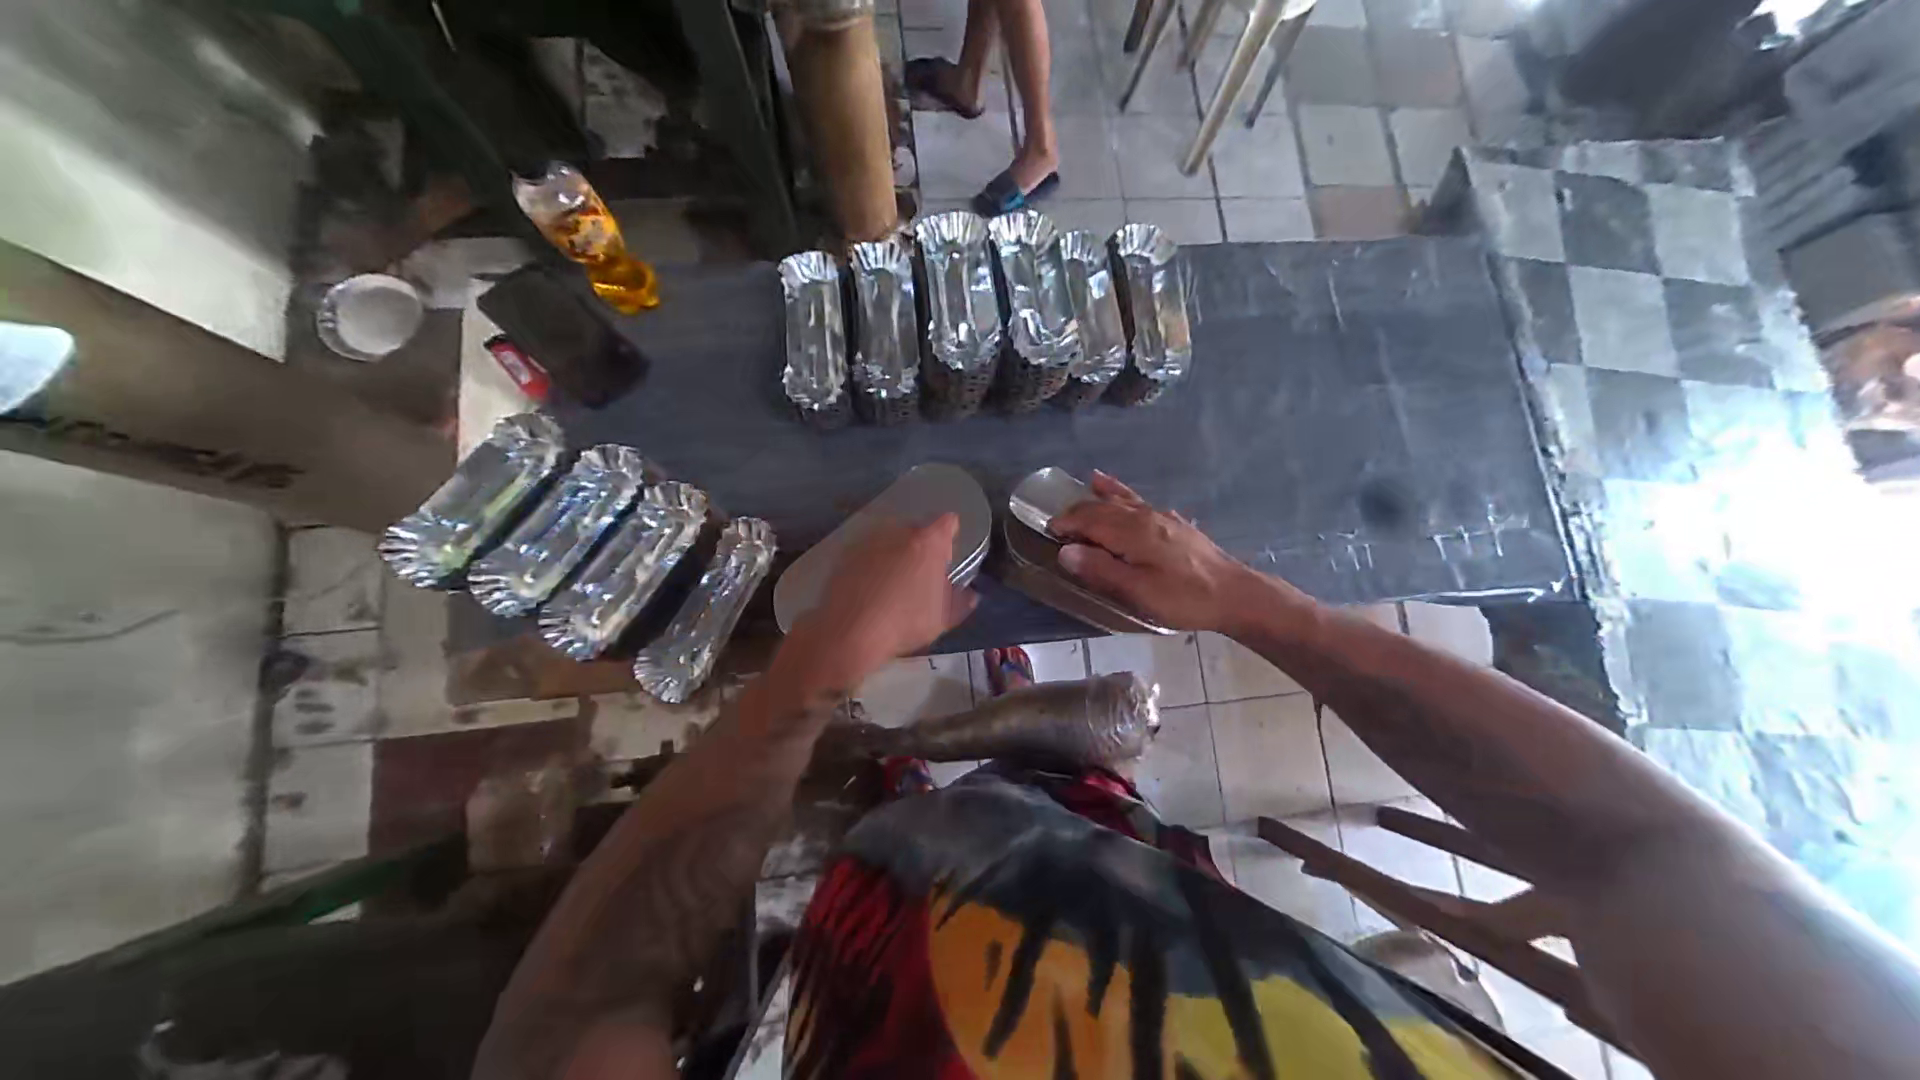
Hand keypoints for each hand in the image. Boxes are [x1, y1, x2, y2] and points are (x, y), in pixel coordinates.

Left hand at [787, 513, 976, 688]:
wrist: (850, 631)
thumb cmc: (905, 622)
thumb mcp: (942, 619)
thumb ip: (960, 603)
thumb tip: (970, 595)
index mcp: (929, 543)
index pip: (948, 523)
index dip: (950, 536)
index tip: (946, 557)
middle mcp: (899, 532)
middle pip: (917, 530)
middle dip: (921, 547)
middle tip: (920, 576)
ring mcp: (869, 540)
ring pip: (889, 539)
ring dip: (894, 553)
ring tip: (891, 583)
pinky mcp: (845, 553)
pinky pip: (866, 552)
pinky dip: (870, 563)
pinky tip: (868, 588)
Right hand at [1049, 472, 1303, 632]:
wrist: (1234, 594)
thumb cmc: (1183, 597)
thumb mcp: (1137, 590)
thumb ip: (1100, 569)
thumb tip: (1066, 551)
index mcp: (1131, 531)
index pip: (1089, 519)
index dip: (1066, 523)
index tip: (1049, 530)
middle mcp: (1144, 517)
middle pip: (1105, 506)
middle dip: (1080, 510)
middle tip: (1061, 519)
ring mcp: (1163, 519)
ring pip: (1127, 500)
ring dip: (1106, 493)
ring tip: (1092, 481)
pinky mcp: (1177, 526)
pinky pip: (1145, 504)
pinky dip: (1131, 497)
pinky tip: (1134, 501)